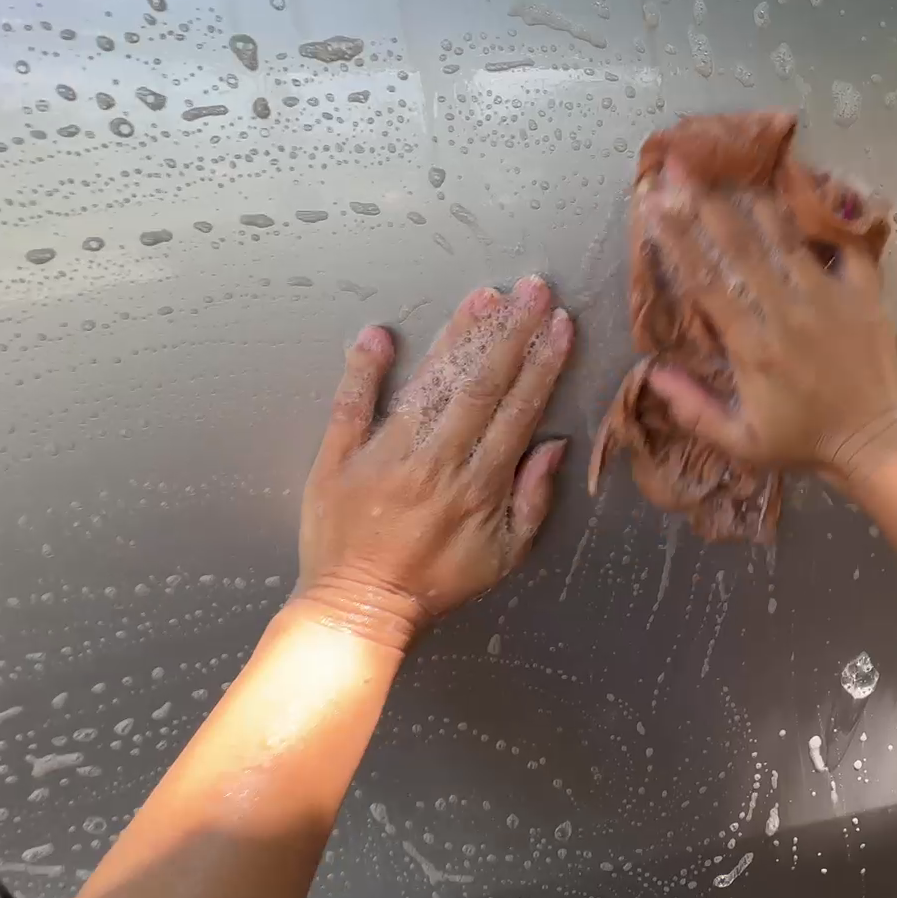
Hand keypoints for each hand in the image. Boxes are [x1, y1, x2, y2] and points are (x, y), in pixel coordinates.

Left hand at [297, 276, 573, 647]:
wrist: (356, 608)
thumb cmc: (440, 581)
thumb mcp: (506, 554)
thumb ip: (534, 498)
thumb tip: (556, 444)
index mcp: (478, 485)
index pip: (518, 410)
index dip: (542, 364)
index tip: (560, 325)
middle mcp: (434, 462)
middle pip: (479, 386)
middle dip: (510, 333)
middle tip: (531, 289)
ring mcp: (382, 456)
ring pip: (426, 387)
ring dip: (457, 337)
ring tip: (483, 297)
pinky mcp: (337, 459)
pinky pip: (349, 407)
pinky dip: (362, 370)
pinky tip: (378, 334)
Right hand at [643, 158, 896, 488]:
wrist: (876, 439)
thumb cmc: (804, 441)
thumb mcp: (741, 442)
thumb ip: (694, 409)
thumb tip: (652, 373)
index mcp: (753, 348)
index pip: (705, 284)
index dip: (677, 242)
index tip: (656, 207)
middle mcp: (788, 314)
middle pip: (741, 249)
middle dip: (709, 205)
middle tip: (686, 167)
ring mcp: (830, 300)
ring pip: (789, 239)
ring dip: (760, 203)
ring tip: (739, 171)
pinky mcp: (864, 296)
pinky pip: (846, 247)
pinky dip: (828, 219)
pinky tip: (811, 193)